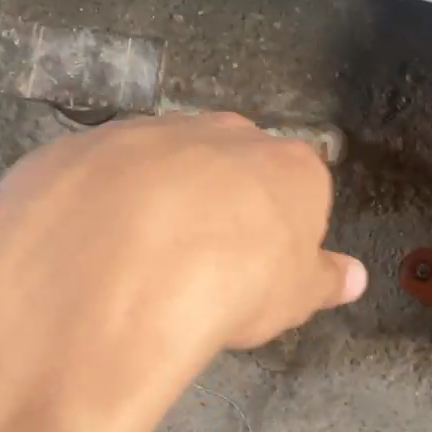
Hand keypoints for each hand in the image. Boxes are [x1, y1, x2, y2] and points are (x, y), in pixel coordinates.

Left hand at [0, 113, 366, 431]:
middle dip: (221, 204)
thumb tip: (355, 277)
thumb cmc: (236, 288)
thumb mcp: (296, 298)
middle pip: (230, 165)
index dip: (281, 231)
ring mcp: (145, 132)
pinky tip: (89, 250)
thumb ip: (327, 280)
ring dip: (158, 200)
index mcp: (288, 165)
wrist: (122, 275)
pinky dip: (97, 206)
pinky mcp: (76, 147)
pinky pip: (96, 177)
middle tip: (203, 265)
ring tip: (139, 263)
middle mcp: (222, 133)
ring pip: (161, 163)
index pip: (300, 189)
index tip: (262, 269)